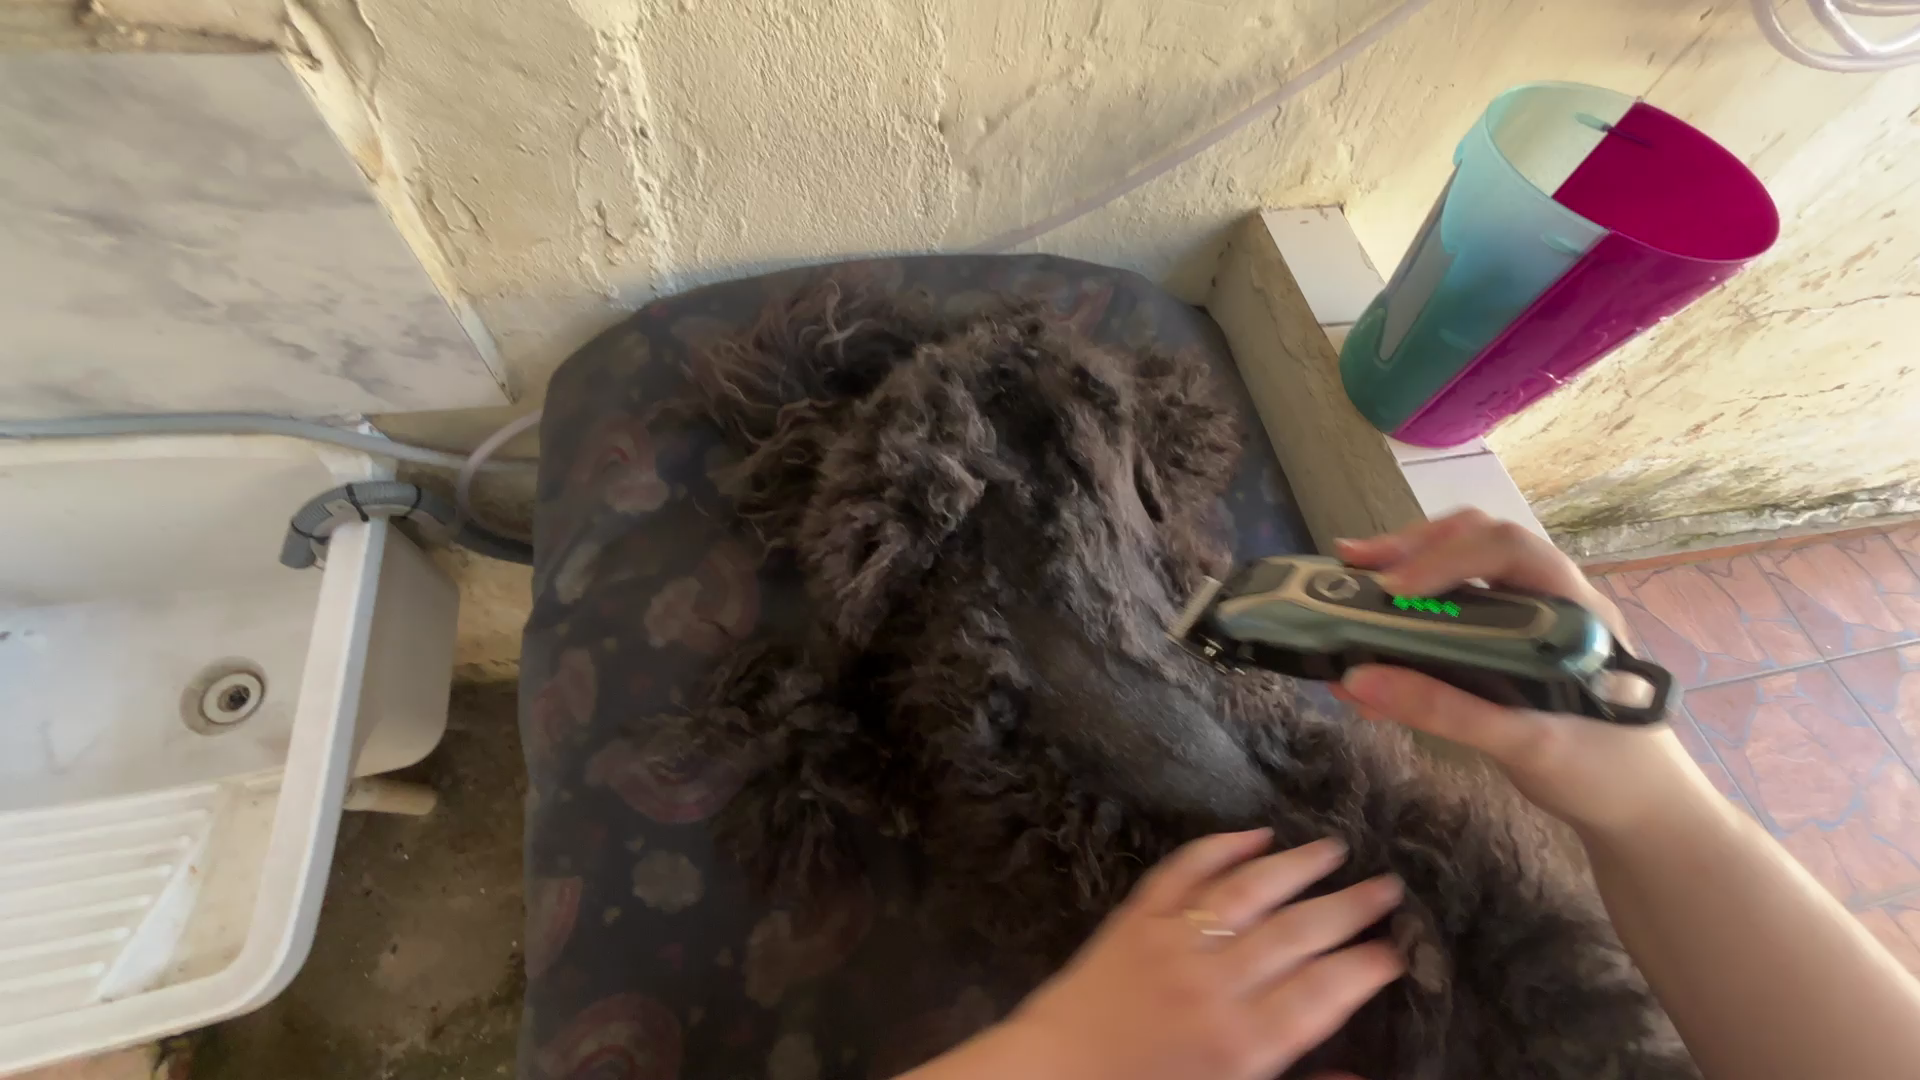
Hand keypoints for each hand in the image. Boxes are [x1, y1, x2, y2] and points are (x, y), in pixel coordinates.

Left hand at [978, 830, 1402, 1079]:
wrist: (1063, 1068)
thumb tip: (1364, 1076)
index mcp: (1244, 1042)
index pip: (1323, 992)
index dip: (1366, 966)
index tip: (1397, 948)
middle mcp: (1214, 981)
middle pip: (1296, 933)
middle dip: (1348, 908)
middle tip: (1388, 886)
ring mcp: (1173, 939)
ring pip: (1246, 890)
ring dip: (1294, 866)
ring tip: (1333, 848)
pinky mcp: (1139, 914)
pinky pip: (1184, 869)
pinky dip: (1219, 846)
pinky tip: (1253, 834)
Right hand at [1331, 510, 1706, 836]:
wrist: (1639, 807)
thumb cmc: (1603, 772)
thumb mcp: (1526, 745)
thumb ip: (1445, 711)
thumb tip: (1355, 678)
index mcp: (1572, 609)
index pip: (1507, 549)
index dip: (1443, 558)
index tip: (1391, 588)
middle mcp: (1548, 597)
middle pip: (1475, 538)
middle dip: (1411, 545)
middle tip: (1356, 563)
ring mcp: (1524, 614)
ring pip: (1458, 560)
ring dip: (1401, 565)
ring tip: (1352, 576)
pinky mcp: (1500, 637)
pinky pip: (1447, 601)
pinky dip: (1402, 603)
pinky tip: (1368, 621)